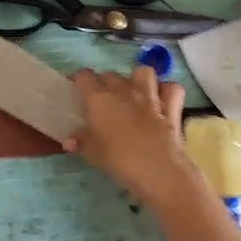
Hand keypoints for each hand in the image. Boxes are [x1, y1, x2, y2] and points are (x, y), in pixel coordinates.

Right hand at [64, 66, 193, 203]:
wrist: (157, 169)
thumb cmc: (119, 160)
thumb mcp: (93, 154)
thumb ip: (81, 142)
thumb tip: (69, 141)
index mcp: (99, 98)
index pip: (84, 76)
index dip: (78, 79)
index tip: (75, 87)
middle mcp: (123, 90)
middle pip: (110, 75)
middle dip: (105, 82)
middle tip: (102, 98)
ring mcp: (149, 96)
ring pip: (143, 72)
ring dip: (137, 79)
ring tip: (134, 91)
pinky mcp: (171, 106)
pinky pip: (172, 88)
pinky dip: (167, 91)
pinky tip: (162, 99)